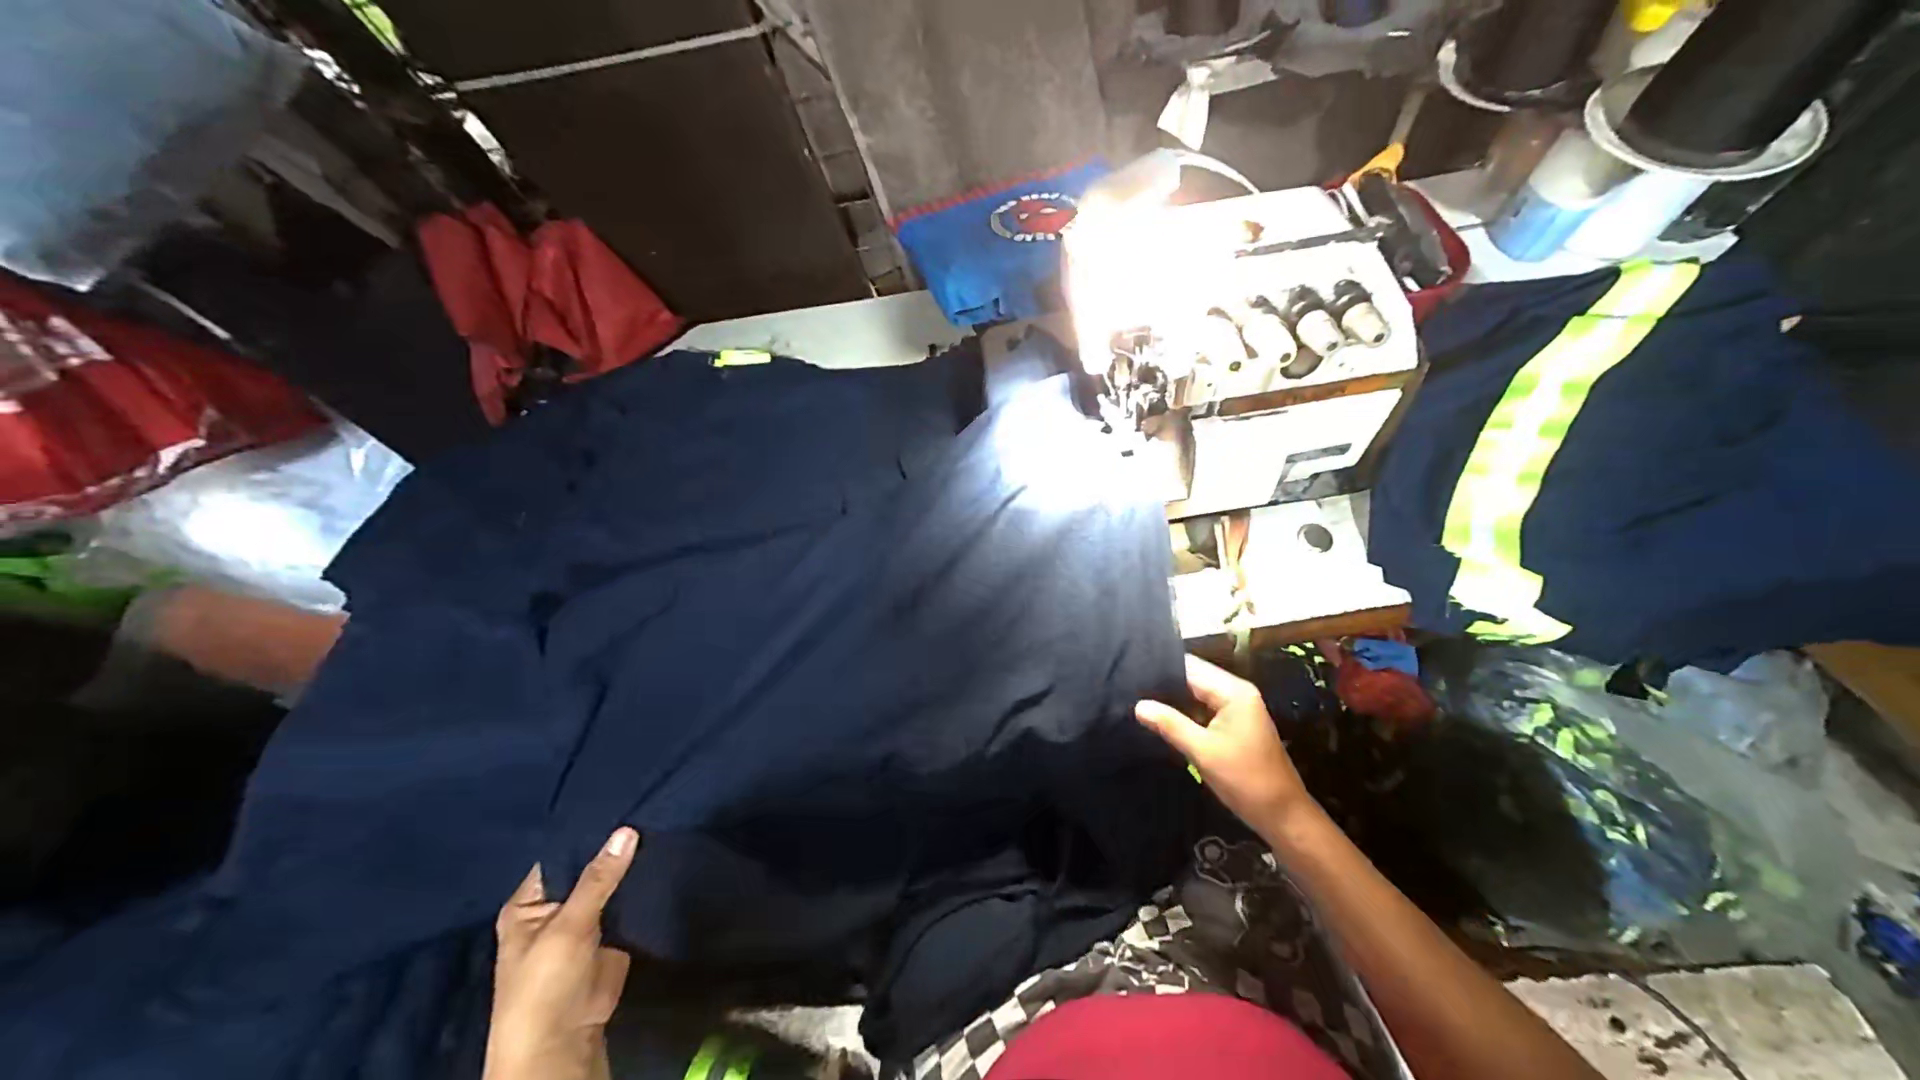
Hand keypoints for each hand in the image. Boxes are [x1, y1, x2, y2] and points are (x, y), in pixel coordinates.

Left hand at [484, 827, 639, 1079]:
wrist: (564, 1042)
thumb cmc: (545, 984)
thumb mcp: (568, 926)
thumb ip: (599, 878)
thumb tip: (628, 829)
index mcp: (529, 902)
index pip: (560, 853)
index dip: (587, 830)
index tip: (621, 800)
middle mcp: (555, 906)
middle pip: (588, 867)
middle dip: (614, 846)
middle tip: (648, 804)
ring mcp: (585, 920)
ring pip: (611, 884)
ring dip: (631, 865)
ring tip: (662, 821)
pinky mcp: (612, 934)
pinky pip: (628, 902)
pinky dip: (642, 886)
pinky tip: (663, 856)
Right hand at [1136, 655, 1319, 840]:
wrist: (1283, 815)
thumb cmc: (1245, 780)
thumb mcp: (1202, 751)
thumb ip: (1169, 724)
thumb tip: (1138, 705)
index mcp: (1233, 691)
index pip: (1190, 667)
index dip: (1161, 670)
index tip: (1132, 675)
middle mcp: (1237, 692)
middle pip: (1194, 677)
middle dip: (1165, 684)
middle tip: (1132, 691)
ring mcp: (1238, 707)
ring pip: (1198, 693)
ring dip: (1173, 699)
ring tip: (1140, 701)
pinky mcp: (1236, 723)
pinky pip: (1204, 707)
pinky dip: (1186, 712)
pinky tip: (1163, 718)